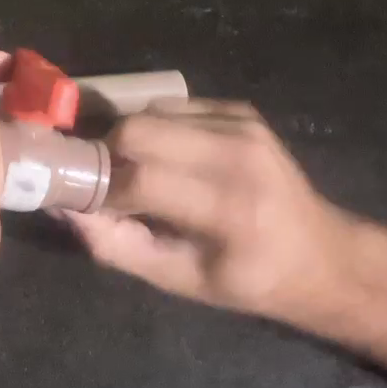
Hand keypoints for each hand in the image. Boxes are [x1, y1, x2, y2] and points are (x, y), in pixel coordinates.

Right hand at [62, 99, 355, 321]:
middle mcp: (238, 155)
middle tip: (102, 178)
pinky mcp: (241, 111)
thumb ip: (116, 244)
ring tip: (134, 169)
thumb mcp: (179, 280)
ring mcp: (243, 125)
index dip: (99, 185)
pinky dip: (156, 128)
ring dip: (129, 138)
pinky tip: (167, 156)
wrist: (322, 255)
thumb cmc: (248, 280)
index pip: (140, 178)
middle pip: (138, 129)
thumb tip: (64, 206)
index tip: (81, 196)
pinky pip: (173, 106)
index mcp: (229, 209)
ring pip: (150, 112)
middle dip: (106, 151)